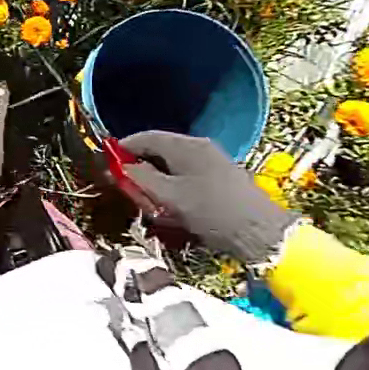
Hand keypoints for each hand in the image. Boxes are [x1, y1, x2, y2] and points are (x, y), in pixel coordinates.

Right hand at [119, 130, 299, 262]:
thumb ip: (141, 178)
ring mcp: (213, 162)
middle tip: (127, 187)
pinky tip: (171, 208)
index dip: (124, 148)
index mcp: (186, 146)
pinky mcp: (221, 178)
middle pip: (160, 151)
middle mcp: (200, 147)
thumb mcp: (170, 197)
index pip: (146, 137)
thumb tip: (120, 166)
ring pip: (173, 166)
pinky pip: (187, 176)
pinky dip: (173, 188)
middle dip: (140, 167)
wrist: (260, 233)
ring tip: (149, 202)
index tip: (108, 163)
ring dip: (156, 181)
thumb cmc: (211, 211)